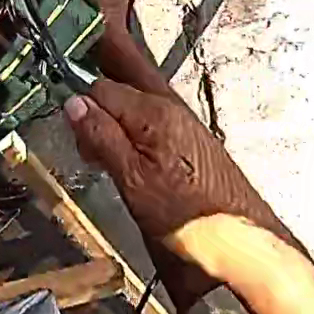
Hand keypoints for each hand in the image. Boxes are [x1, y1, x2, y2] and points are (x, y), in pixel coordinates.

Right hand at [62, 24, 298, 307]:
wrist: (247, 248)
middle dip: (100, 66)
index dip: (79, 100)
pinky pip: (150, 110)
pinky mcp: (189, 138)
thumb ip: (103, 137)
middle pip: (127, 70)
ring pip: (137, 91)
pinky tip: (119, 141)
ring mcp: (182, 120)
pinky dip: (128, 116)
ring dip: (112, 98)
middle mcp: (170, 105)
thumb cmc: (187, 218)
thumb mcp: (134, 183)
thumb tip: (73, 101)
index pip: (102, 86)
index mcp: (154, 111)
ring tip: (92, 131)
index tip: (65, 120)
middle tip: (77, 78)